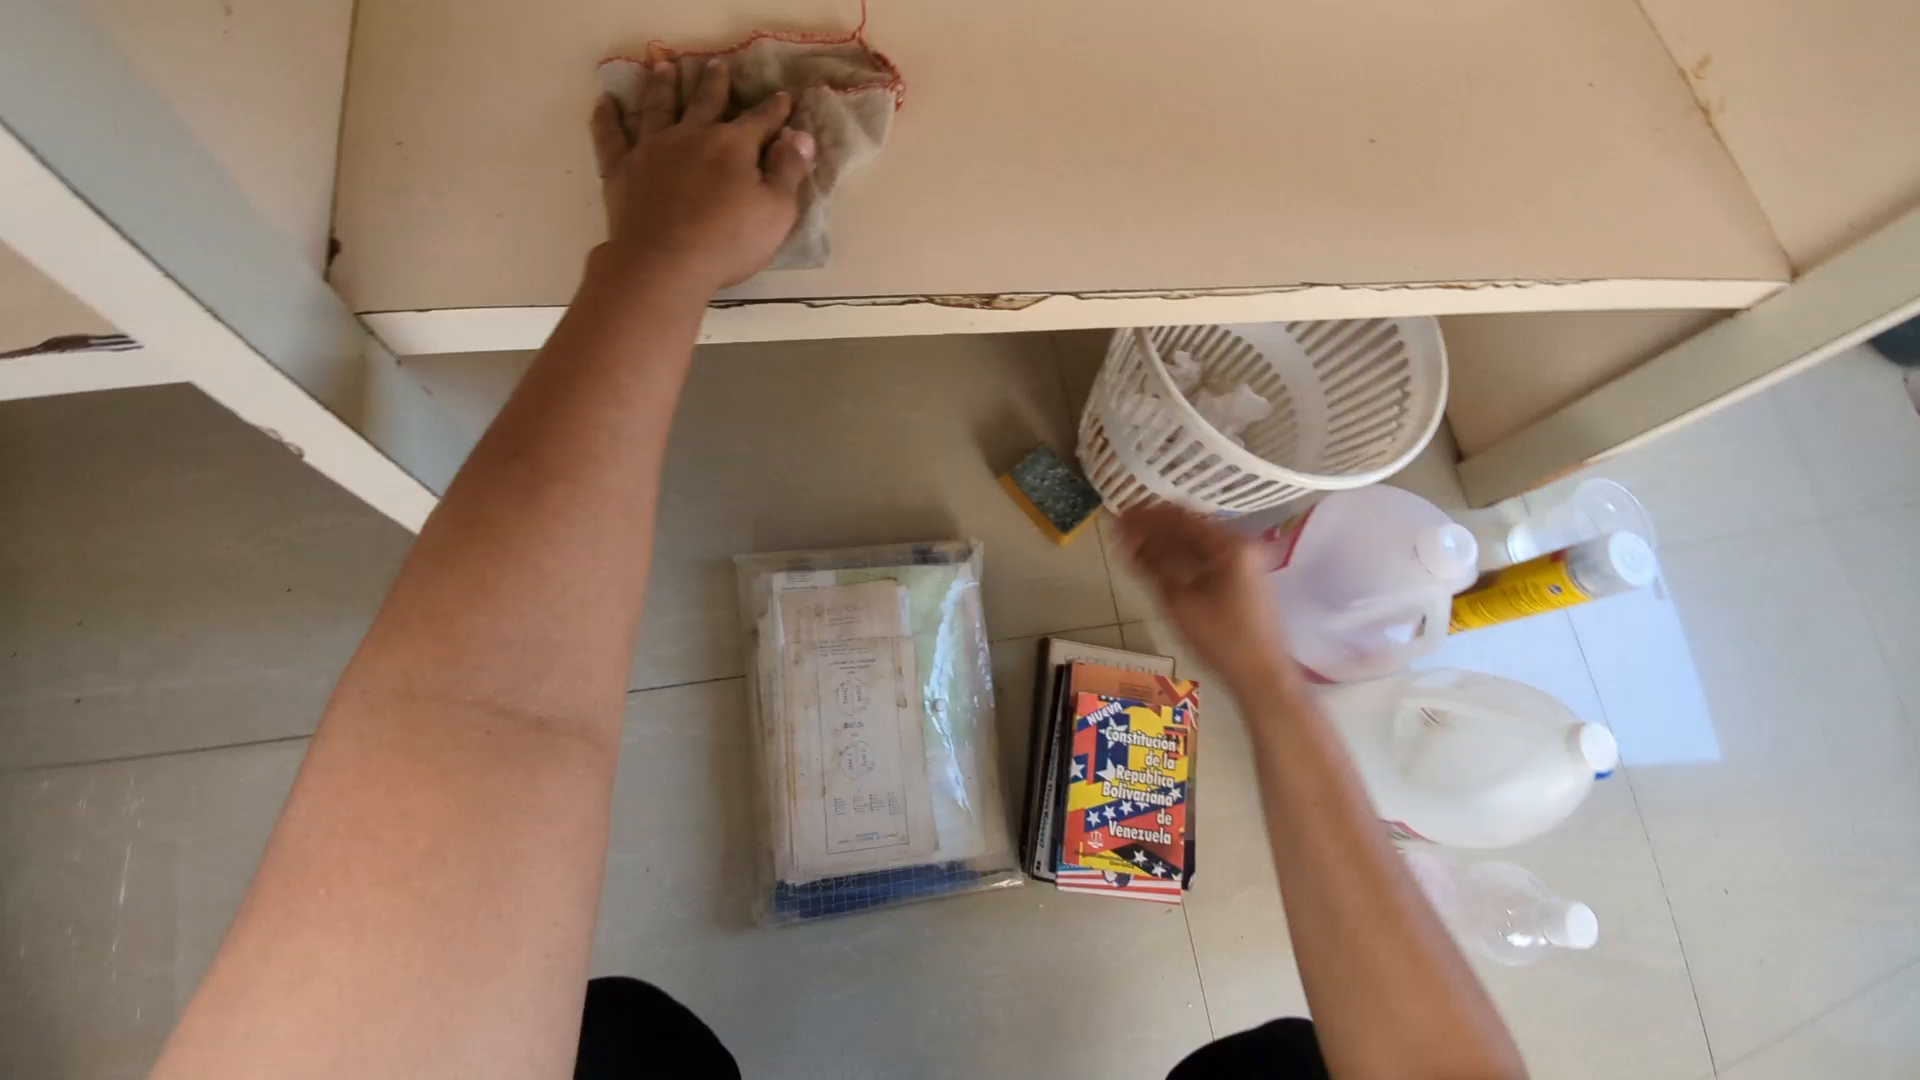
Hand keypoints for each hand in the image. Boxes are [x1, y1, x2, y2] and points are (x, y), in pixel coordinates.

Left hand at [590, 58, 815, 292]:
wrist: (665, 264)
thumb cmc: (729, 242)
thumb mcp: (776, 213)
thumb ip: (789, 172)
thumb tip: (801, 136)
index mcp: (733, 146)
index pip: (759, 121)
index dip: (775, 110)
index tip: (785, 97)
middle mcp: (691, 135)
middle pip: (705, 102)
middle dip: (715, 83)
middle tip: (718, 64)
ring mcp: (652, 148)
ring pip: (658, 107)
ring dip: (663, 86)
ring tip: (665, 68)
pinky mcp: (622, 169)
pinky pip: (612, 136)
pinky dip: (608, 118)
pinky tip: (606, 103)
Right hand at [1118, 503, 1294, 690]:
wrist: (1261, 675)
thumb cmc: (1221, 638)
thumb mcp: (1179, 600)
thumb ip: (1151, 564)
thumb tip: (1125, 538)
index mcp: (1230, 544)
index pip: (1181, 518)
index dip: (1146, 515)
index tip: (1119, 515)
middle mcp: (1240, 546)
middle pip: (1189, 528)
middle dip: (1153, 529)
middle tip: (1120, 530)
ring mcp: (1243, 563)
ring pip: (1195, 544)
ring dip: (1163, 543)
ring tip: (1131, 546)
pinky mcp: (1240, 579)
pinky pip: (1204, 559)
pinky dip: (1179, 559)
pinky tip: (1155, 563)